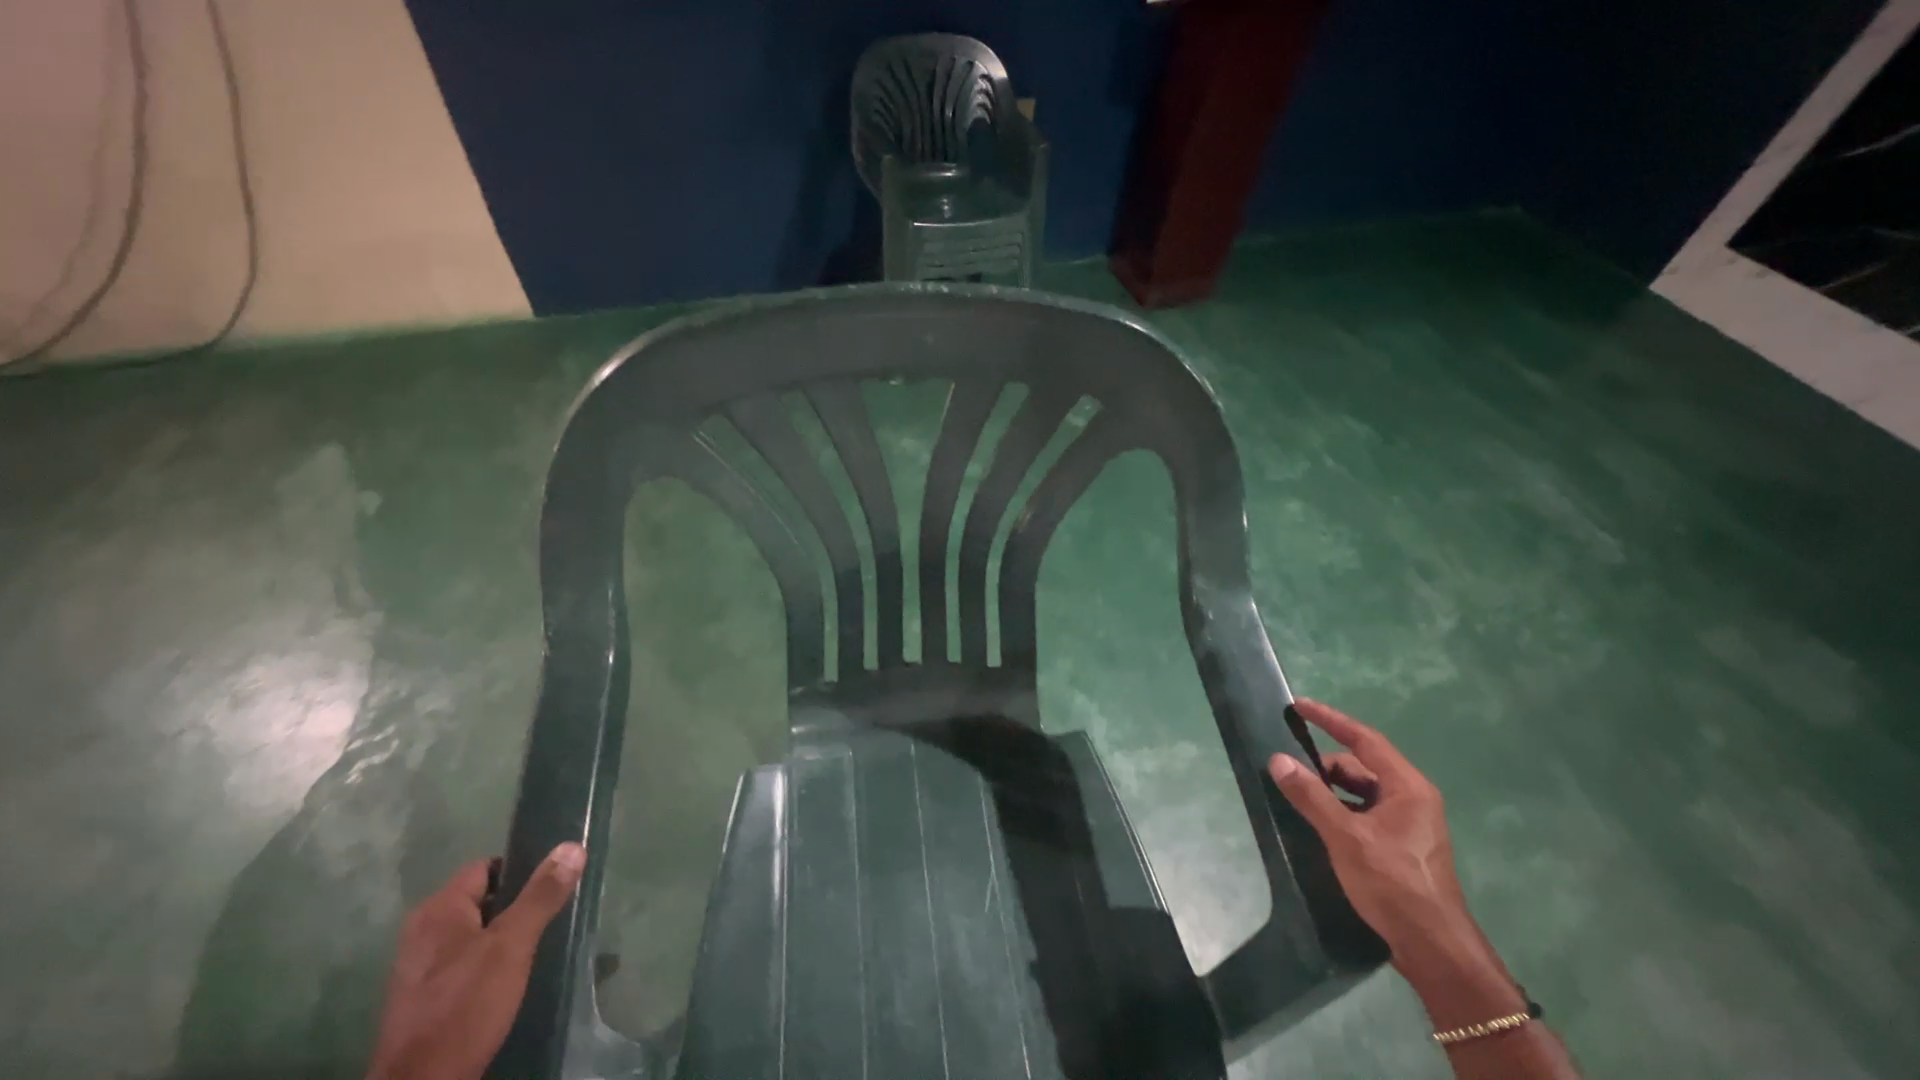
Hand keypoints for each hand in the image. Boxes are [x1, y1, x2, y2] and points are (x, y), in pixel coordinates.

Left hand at [366, 843, 586, 1079]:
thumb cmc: (466, 1004)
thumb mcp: (512, 945)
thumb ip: (540, 896)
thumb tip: (572, 847)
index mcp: (438, 909)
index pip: (485, 867)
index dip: (521, 871)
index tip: (552, 889)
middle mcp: (421, 930)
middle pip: (479, 901)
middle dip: (515, 907)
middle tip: (550, 921)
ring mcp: (417, 966)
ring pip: (471, 934)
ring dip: (502, 939)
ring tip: (534, 953)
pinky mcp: (422, 996)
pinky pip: (461, 962)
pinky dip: (485, 965)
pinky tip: (507, 984)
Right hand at [1268, 702, 1522, 1025]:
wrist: (1433, 946)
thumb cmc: (1392, 883)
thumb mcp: (1345, 837)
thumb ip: (1311, 797)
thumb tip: (1278, 760)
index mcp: (1408, 788)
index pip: (1364, 740)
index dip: (1331, 720)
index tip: (1299, 707)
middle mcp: (1412, 799)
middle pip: (1362, 767)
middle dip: (1324, 766)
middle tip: (1287, 770)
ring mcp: (1409, 825)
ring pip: (1362, 794)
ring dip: (1331, 792)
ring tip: (1296, 797)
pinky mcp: (1402, 847)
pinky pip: (1365, 815)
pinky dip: (1340, 812)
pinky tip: (1317, 825)